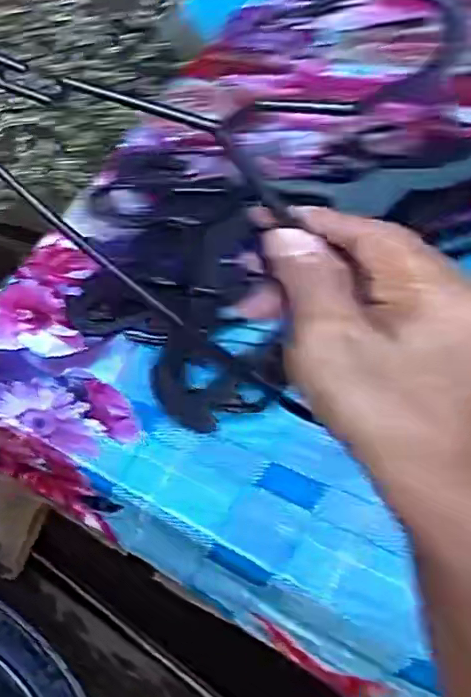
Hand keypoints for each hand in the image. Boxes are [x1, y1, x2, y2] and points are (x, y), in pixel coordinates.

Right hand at [262, 208, 470, 528]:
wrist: (442, 476)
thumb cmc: (379, 400)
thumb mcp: (326, 335)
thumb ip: (308, 279)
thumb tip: (286, 233)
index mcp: (430, 288)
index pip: (370, 233)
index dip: (313, 220)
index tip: (257, 220)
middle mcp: (449, 297)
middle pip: (368, 258)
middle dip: (300, 262)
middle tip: (247, 288)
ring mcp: (446, 325)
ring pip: (367, 285)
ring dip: (307, 289)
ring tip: (261, 315)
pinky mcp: (435, 349)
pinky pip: (374, 310)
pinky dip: (329, 310)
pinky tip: (298, 331)